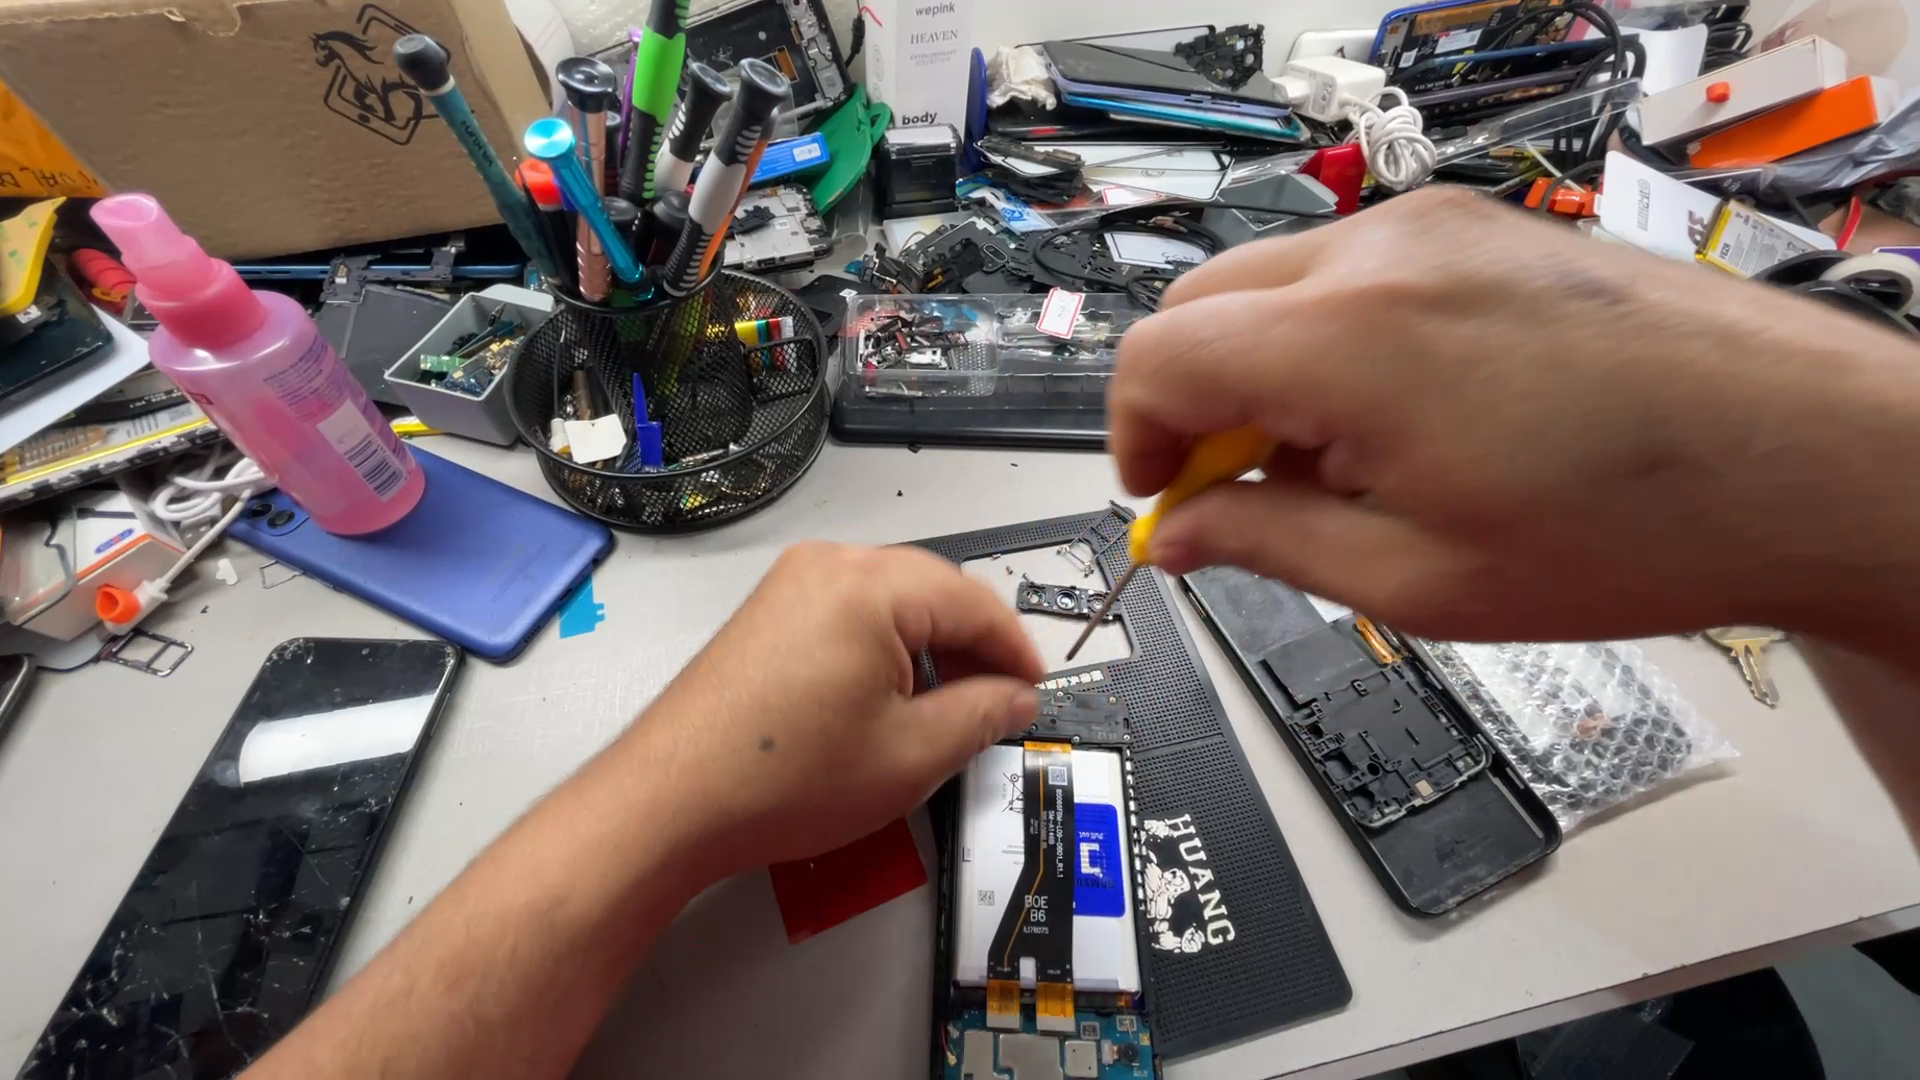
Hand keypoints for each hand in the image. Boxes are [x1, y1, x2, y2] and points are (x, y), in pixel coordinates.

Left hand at [624, 542, 1043, 880]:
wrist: (670, 800)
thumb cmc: (789, 778)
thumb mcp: (911, 755)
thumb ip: (982, 715)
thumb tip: (1017, 697)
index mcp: (871, 583)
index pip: (974, 602)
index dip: (1015, 649)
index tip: (1034, 690)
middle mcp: (832, 562)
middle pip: (934, 590)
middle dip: (973, 644)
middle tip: (995, 701)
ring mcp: (795, 579)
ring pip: (895, 598)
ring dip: (932, 643)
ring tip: (946, 702)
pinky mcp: (773, 604)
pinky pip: (854, 608)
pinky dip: (888, 642)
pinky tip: (892, 689)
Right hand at [1110, 187, 1919, 646]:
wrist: (1828, 461)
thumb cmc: (1642, 526)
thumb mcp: (1408, 577)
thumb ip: (1258, 544)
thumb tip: (1177, 536)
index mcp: (1352, 341)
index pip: (1155, 359)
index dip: (1132, 437)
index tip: (1160, 493)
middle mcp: (1381, 255)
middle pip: (1191, 310)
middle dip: (1178, 405)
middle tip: (1220, 484)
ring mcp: (1428, 230)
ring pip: (1251, 292)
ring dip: (1240, 377)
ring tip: (1308, 460)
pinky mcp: (1462, 233)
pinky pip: (1325, 282)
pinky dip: (1300, 349)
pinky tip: (1362, 417)